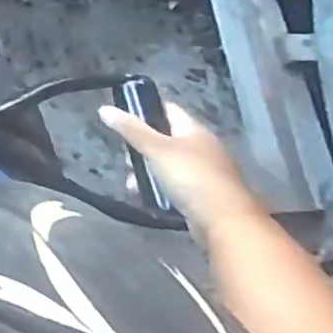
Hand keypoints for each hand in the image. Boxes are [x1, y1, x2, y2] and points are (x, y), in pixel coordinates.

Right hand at [100, 101, 264, 233]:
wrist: (227, 224)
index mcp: (194, 130)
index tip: (124, 119)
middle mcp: (203, 148)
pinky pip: (176, 185)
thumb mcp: (156, 149)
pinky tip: (146, 196)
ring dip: (148, 171)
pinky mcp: (205, 196)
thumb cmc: (191, 177)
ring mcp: (206, 173)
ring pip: (169, 164)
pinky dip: (160, 188)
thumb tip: (104, 108)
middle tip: (127, 157)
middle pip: (165, 138)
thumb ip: (130, 129)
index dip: (145, 109)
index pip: (168, 109)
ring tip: (131, 182)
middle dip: (142, 147)